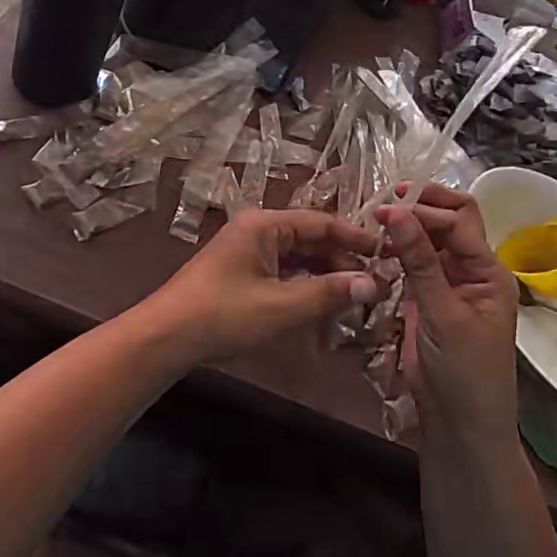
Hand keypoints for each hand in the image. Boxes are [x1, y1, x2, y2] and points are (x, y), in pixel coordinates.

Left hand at [144, 209, 380, 362]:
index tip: (389, 253)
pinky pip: (283, 271)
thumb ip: (328, 293)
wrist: (167, 334)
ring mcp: (248, 251)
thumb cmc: (224, 313)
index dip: (356, 237)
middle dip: (343, 259)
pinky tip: (325, 303)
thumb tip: (374, 284)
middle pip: (310, 238)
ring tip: (359, 295)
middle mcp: (257, 230)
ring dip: (326, 274)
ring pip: (298, 257)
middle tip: (379, 282)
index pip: (321, 222)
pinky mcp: (242, 272)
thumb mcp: (281, 305)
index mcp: (265, 225)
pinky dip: (305, 285)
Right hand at [377, 184, 518, 440]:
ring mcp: (447, 281)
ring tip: (373, 222)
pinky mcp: (426, 295)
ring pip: (428, 239)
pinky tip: (375, 246)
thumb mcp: (442, 314)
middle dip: (420, 207)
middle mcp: (471, 269)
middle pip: (449, 222)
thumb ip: (419, 261)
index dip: (424, 211)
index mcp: (489, 271)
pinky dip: (396, 249)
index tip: (385, 209)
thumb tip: (395, 212)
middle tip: (380, 205)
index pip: (458, 223)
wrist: (461, 423)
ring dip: (405, 226)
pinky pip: (413, 260)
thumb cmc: (465, 371)